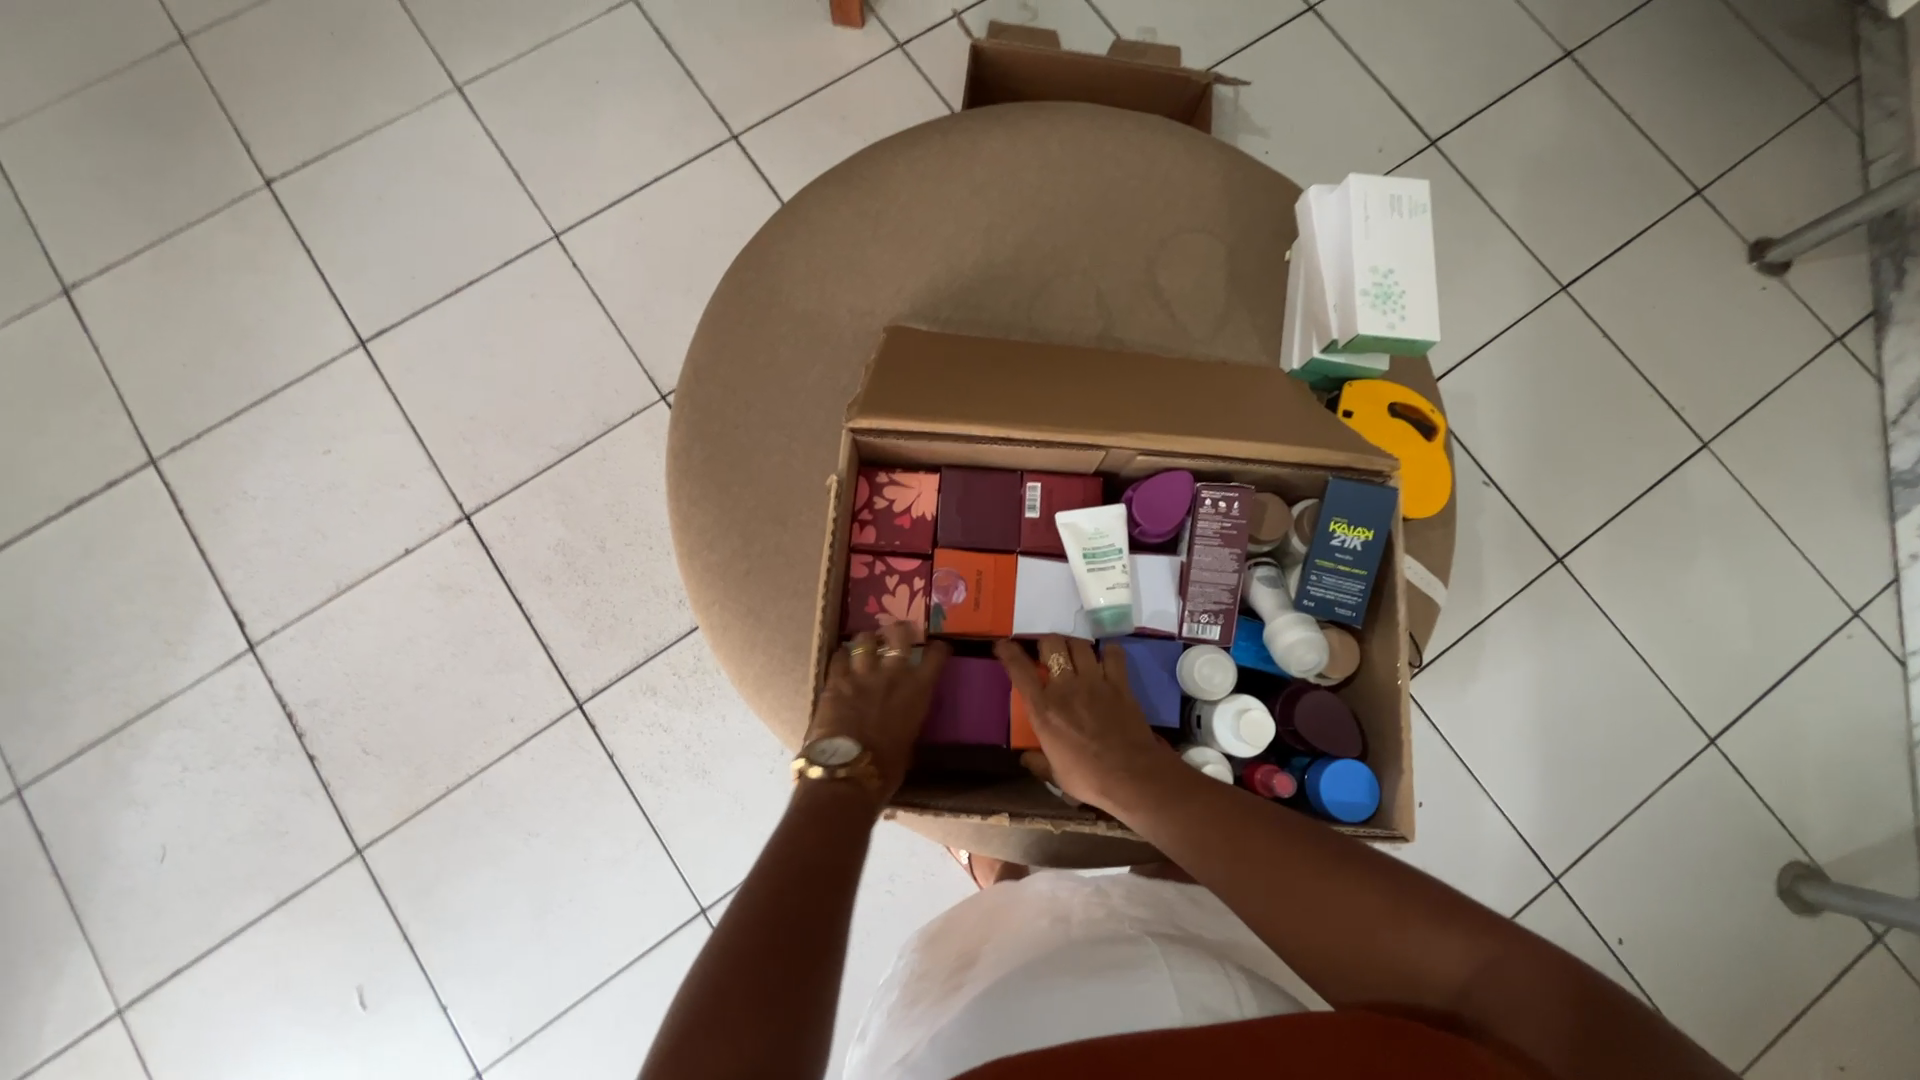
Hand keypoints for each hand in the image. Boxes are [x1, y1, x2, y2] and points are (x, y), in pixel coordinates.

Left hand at [806, 622, 950, 806]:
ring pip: (864, 639)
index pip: (936, 656)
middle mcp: (893, 674)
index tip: (937, 647)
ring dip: (866, 640)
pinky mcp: (836, 680)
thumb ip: (907, 721)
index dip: (938, 648)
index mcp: (918, 691)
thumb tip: (901, 721)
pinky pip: (838, 656)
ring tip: (865, 643)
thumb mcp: (908, 742)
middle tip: (897, 632)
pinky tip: (841, 659)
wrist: (849, 771)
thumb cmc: (886, 768)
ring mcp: (863, 674)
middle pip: (899, 635)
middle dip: (899, 630)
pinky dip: (841, 656)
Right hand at [993, 635, 1179, 813]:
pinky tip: (1106, 659)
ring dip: (1073, 645)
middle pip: (1051, 644)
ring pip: (1079, 644)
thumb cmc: (1088, 778)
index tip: (1003, 645)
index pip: (1019, 670)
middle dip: (1046, 644)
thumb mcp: (1055, 775)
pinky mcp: (1120, 684)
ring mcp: (1094, 681)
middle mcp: (1065, 687)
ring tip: (1074, 654)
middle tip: (1048, 654)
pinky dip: (1108, 652)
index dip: (1008, 652)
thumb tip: (1025, 758)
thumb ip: (1038, 762)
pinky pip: (1113, 654)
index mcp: (1043, 709)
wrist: (1131, 777)